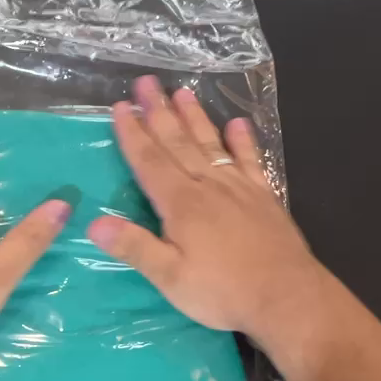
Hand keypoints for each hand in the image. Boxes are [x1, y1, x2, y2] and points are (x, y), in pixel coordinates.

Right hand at [88, 76, 330, 347]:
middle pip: (179, 143)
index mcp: (182, 204)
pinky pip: (250, 161)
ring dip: (196, 118)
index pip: (150, 162)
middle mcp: (209, 187)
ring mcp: (240, 189)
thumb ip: (134, 247)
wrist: (286, 298)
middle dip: (160, 112)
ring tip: (183, 92)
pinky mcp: (264, 198)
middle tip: (147, 82)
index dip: (134, 134)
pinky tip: (239, 124)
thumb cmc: (222, 292)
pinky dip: (243, 141)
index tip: (122, 107)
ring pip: (212, 144)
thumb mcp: (170, 277)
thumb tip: (93, 223)